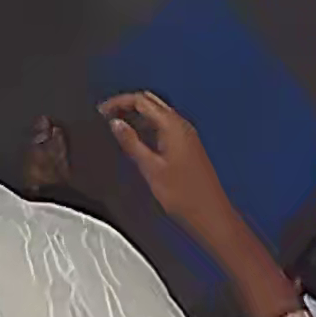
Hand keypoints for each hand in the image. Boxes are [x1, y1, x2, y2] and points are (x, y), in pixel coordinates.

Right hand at [99, 91, 239, 244]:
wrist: (212, 216)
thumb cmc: (184, 196)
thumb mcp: (151, 169)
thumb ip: (132, 143)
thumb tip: (116, 124)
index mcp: (172, 125)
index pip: (141, 100)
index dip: (120, 102)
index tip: (103, 110)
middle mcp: (181, 124)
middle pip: (151, 102)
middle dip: (128, 104)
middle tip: (109, 114)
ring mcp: (186, 134)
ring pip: (158, 113)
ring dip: (138, 114)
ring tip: (119, 124)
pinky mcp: (188, 145)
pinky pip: (165, 125)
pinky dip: (149, 124)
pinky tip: (139, 137)